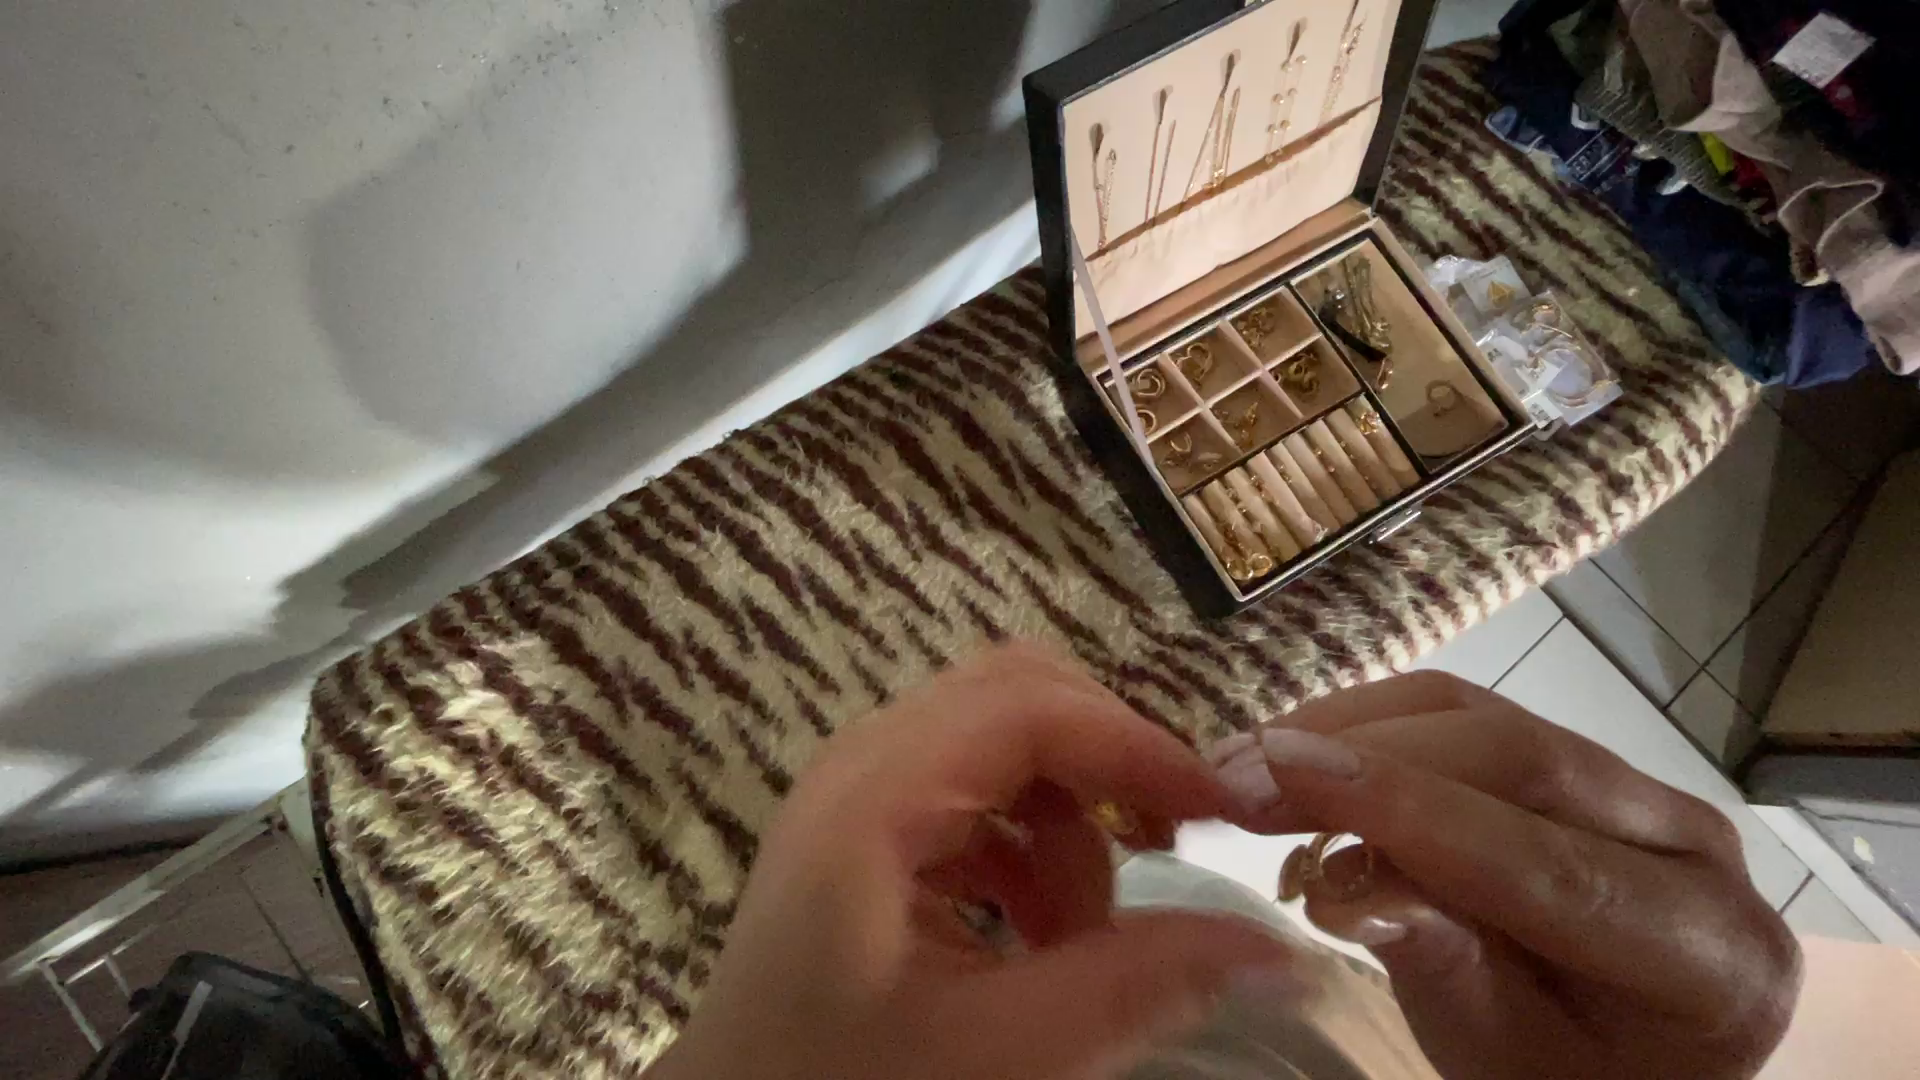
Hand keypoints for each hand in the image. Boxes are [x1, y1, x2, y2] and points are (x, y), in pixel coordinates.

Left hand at [648, 644, 1294, 1079]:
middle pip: (1015, 694)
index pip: (1027, 706)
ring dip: (1067, 816)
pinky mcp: (874, 818)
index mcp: (875, 792)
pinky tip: (1034, 928)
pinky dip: (1029, 843)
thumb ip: (1135, 988)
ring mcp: (866, 783)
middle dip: (1105, 758)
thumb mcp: (995, 1056)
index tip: (1219, 808)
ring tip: (1081, 932)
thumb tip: (1274, 946)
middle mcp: (867, 759)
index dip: (1133, 742)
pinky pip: (978, 790)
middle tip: (1167, 842)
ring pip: (1004, 738)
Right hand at [1209, 671, 1800, 1079]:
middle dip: (1361, 752)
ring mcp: (1619, 778)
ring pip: (1469, 710)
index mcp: (1703, 952)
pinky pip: (1447, 707)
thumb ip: (1433, 962)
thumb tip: (1336, 893)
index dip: (1401, 807)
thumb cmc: (1548, 1066)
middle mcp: (1683, 838)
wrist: (1600, 1041)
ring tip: (1252, 757)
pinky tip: (1298, 746)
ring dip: (1345, 723)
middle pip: (1512, 754)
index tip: (1280, 772)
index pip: (1540, 860)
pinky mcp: (1552, 746)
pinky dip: (1358, 719)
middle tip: (1241, 772)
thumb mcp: (1491, 1049)